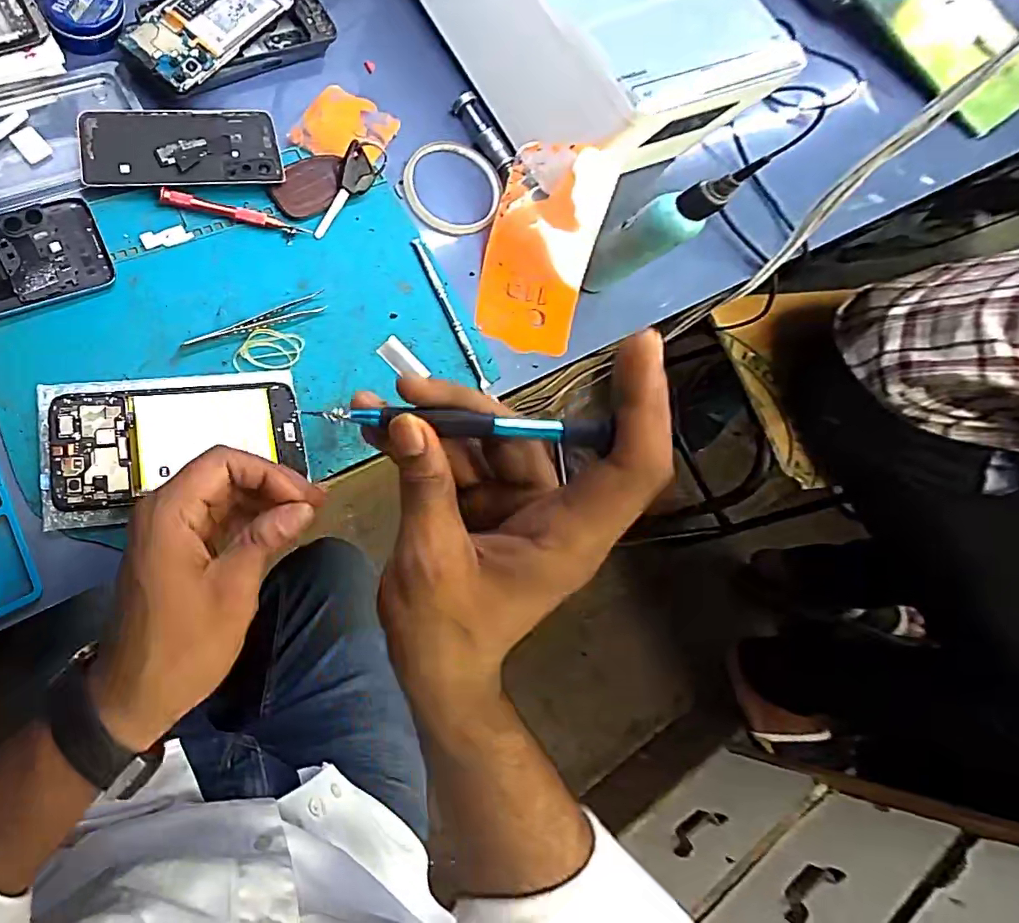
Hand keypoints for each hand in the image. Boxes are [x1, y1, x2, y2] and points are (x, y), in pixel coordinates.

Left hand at [90, 446, 326, 749]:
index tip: (305, 498)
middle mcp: (161, 508)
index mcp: (169, 510)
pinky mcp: (170, 546)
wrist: (135, 693)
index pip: (223, 462)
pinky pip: (209, 518)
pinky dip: (242, 521)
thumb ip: (265, 538)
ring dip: (259, 502)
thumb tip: (302, 508)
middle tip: (313, 505)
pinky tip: (275, 530)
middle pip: (219, 474)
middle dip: (268, 485)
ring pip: (217, 495)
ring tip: (303, 515)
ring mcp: (163, 527)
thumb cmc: (183, 647)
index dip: (269, 473)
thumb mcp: (232, 590)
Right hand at [356, 330, 671, 722]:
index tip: (640, 348)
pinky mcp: (475, 505)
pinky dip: (415, 445)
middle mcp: (547, 511)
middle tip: (408, 388)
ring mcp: (509, 506)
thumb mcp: (430, 557)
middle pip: (522, 437)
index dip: (641, 406)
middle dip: (465, 408)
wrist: (429, 670)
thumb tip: (407, 421)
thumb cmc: (444, 630)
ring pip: (479, 443)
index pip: (630, 465)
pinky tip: (377, 428)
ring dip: (428, 422)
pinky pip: (449, 461)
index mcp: (567, 534)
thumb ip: (423, 486)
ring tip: (376, 405)